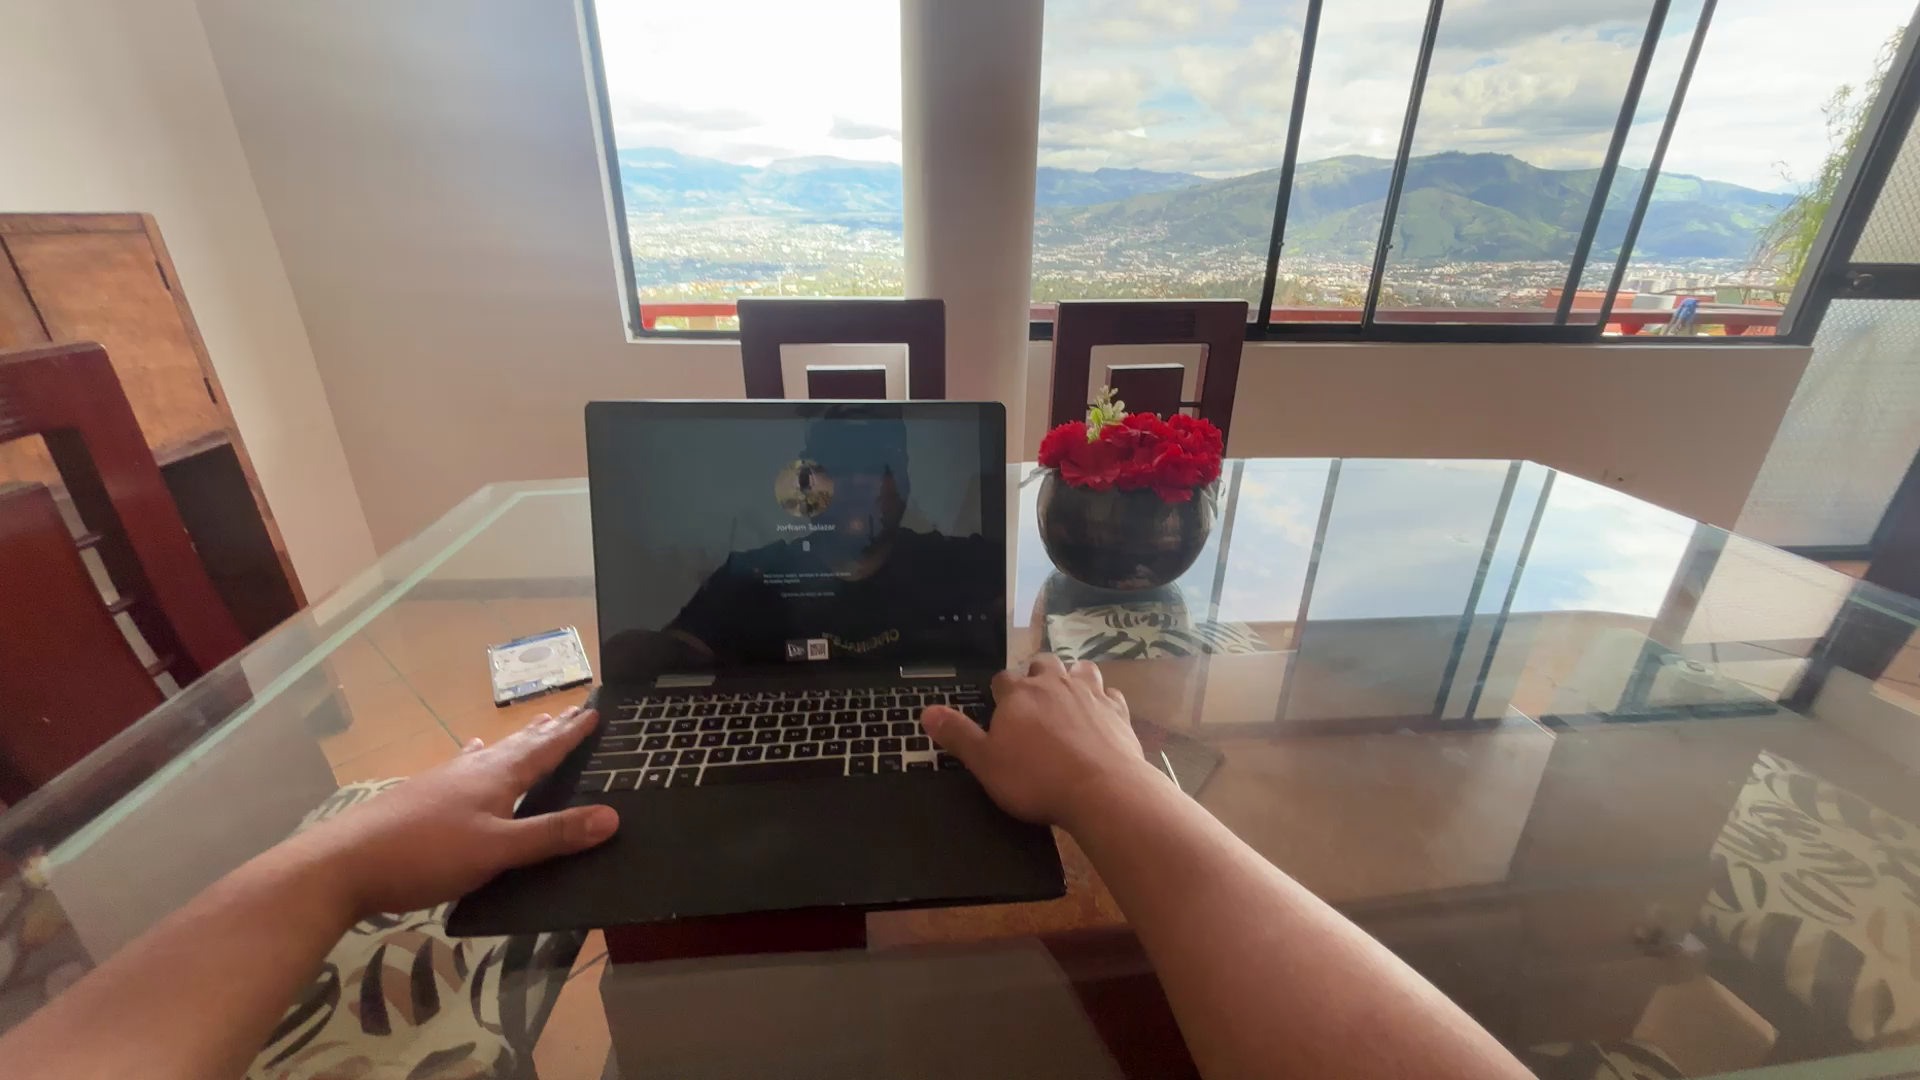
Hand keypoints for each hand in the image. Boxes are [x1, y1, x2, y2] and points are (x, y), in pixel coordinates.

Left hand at [290, 707, 618, 918]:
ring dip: (518, 739)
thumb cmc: (425, 855)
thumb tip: (612, 817)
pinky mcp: (419, 795)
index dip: (572, 733)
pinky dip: (477, 754)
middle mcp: (475, 769)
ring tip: (534, 724)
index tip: (594, 711)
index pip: (546, 749)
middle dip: (550, 729)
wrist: (337, 867)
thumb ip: (553, 835)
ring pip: (493, 751)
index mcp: (499, 777)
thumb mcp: (497, 849)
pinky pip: (463, 763)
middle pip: (521, 743)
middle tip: (572, 710)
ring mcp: (444, 780)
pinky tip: (470, 751)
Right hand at [921, 654, 1164, 827]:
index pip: (1002, 678)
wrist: (1101, 790)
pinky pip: (1110, 693)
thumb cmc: (1035, 779)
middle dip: (1036, 673)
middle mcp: (1053, 683)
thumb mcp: (985, 763)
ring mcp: (1089, 693)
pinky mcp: (1117, 709)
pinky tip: (1100, 715)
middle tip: (1034, 697)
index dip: (999, 691)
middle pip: (1042, 663)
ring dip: (1073, 677)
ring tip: (1068, 695)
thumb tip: (926, 711)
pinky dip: (1104, 700)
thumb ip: (957, 735)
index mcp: (1018, 694)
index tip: (999, 706)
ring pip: (1080, 668)